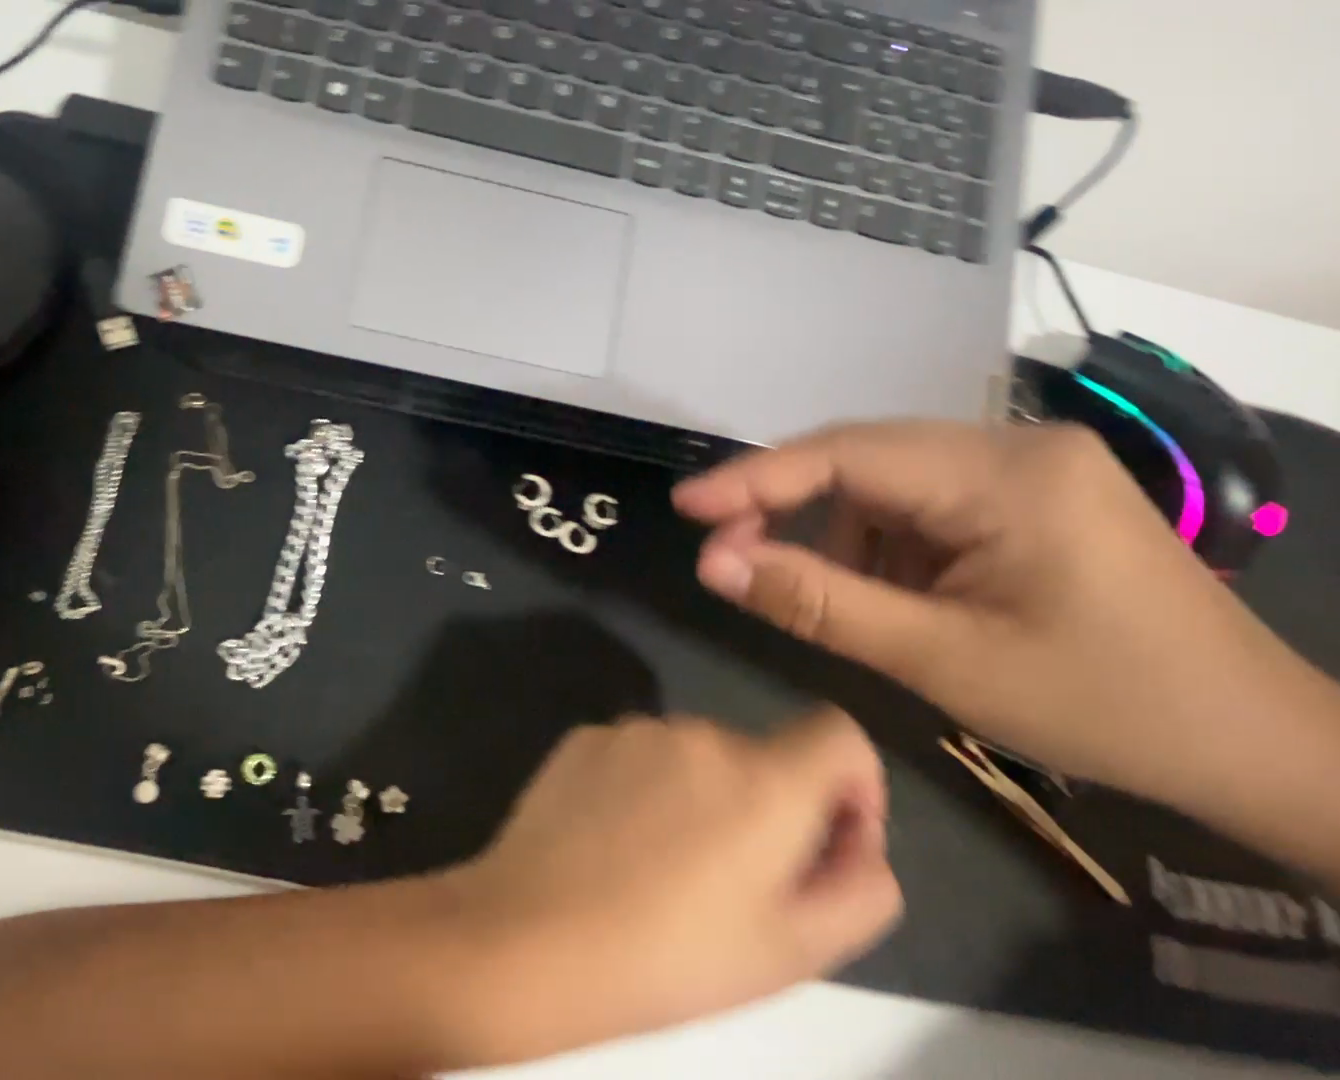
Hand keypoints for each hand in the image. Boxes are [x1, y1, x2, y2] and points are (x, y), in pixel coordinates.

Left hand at [442, 708, 899, 1061]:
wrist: (529, 939)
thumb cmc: (671, 957)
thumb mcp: (798, 950)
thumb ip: (863, 886)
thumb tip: (856, 841)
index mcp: (765, 778)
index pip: (839, 733)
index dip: (851, 783)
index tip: (826, 839)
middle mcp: (701, 734)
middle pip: (762, 756)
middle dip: (767, 806)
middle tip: (732, 880)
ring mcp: (631, 731)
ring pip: (696, 757)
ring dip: (702, 797)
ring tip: (663, 868)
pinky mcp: (579, 740)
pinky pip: (638, 757)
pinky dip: (644, 788)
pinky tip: (614, 844)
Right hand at [670, 421, 1325, 808]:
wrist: (1250, 743)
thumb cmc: (1101, 705)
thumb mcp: (939, 659)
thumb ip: (818, 604)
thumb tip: (713, 566)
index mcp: (1008, 474)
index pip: (849, 454)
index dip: (755, 477)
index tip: (684, 507)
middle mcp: (1017, 448)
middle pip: (864, 459)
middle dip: (786, 507)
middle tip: (725, 559)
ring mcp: (1030, 470)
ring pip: (887, 484)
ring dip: (835, 536)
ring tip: (816, 598)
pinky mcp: (1032, 499)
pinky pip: (922, 506)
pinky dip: (878, 547)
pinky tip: (876, 593)